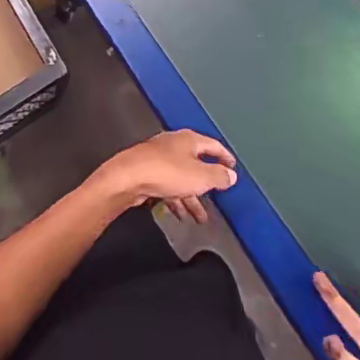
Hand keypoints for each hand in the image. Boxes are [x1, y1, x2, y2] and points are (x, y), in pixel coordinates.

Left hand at [88, 130, 237, 223]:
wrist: (127, 178)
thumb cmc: (167, 172)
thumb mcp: (200, 177)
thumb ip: (218, 176)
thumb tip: (231, 175)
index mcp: (189, 140)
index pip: (213, 146)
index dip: (224, 157)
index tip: (232, 167)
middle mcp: (174, 145)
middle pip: (195, 164)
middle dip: (206, 185)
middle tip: (216, 199)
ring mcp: (158, 158)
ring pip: (181, 179)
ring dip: (191, 198)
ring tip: (199, 218)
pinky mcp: (146, 172)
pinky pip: (167, 186)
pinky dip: (176, 199)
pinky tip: (179, 214)